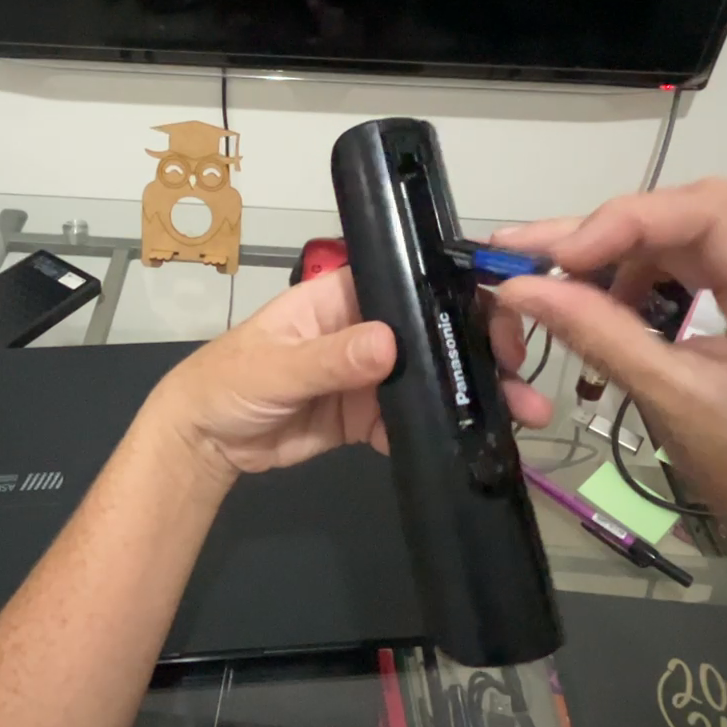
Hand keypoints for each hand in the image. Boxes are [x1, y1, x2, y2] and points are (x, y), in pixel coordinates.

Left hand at [146, 268, 550, 482]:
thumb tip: (389, 344)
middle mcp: (364, 330)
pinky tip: (468, 443)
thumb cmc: (228, 380)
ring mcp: (368, 375)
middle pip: (433, 331)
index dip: (457, 293)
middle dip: (480, 348)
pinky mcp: (366, 416)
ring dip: (472, 393)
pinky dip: (436, 430)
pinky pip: (409, 420)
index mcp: (342, 298)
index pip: (408, 282)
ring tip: (519, 415)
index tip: (498, 318)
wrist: (206, 441)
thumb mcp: (275, 365)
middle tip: (521, 374)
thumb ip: (330, 357)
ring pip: (431, 377)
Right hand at [491, 180, 726, 553]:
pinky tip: (602, 297)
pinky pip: (691, 258)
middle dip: (607, 233)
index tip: (552, 258)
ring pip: (684, 231)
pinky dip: (637, 271)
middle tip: (530, 255)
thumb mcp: (671, 401)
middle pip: (694, 213)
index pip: (712, 213)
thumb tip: (515, 286)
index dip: (623, 222)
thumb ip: (596, 332)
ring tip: (552, 280)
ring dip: (615, 251)